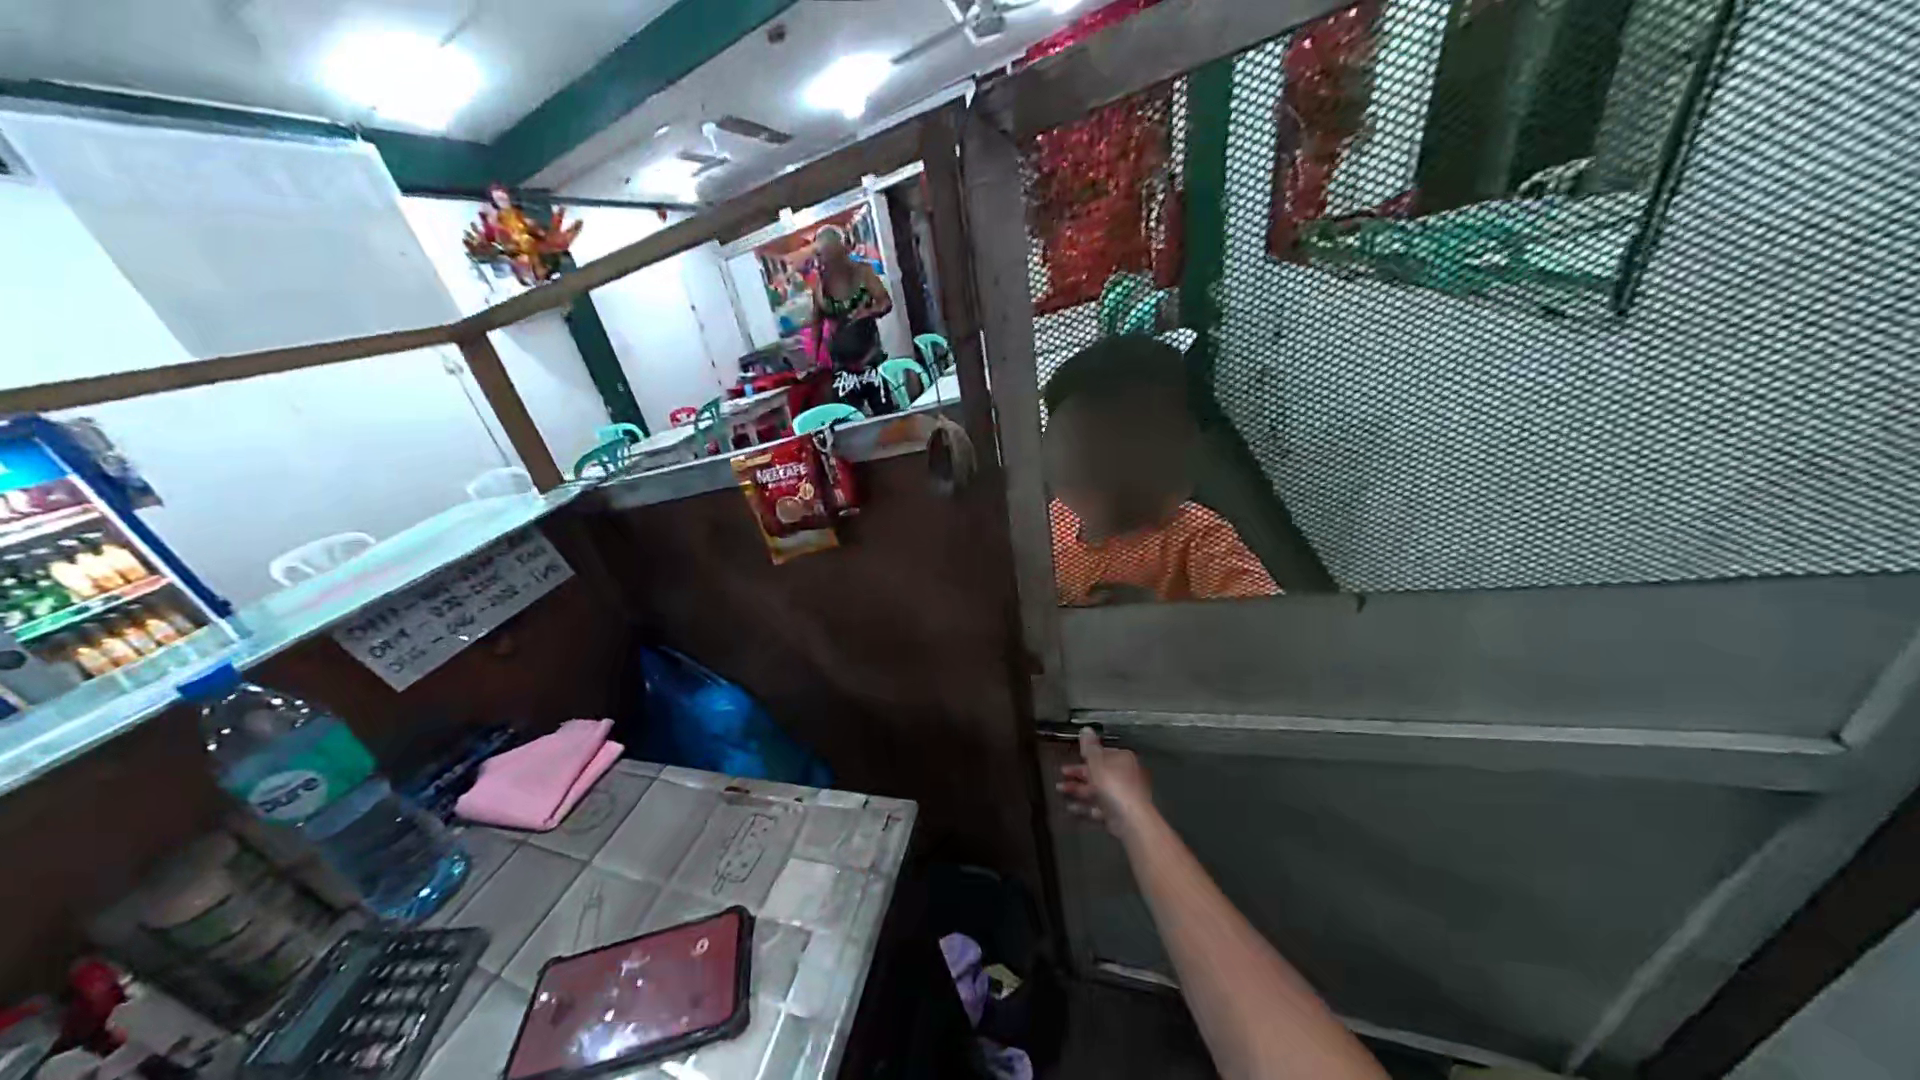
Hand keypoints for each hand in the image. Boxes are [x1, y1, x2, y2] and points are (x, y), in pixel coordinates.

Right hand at [1057, 727, 1153, 835]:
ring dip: (1078, 789)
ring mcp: (1122, 795)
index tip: (1074, 756)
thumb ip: (1090, 746)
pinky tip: (1071, 807)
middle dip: (1079, 773)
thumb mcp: (1097, 762)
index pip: (1104, 753)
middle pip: (1099, 772)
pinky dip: (1086, 806)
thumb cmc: (1113, 785)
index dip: (1088, 754)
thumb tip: (1086, 728)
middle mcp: (1125, 775)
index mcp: (1123, 759)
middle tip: (1062, 774)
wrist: (1130, 819)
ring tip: (1060, 790)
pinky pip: (1099, 806)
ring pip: (1097, 790)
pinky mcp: (1118, 813)